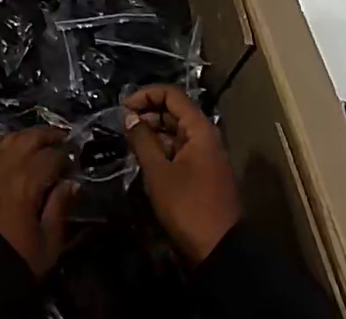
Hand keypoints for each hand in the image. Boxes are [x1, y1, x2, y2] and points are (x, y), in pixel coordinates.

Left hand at [0, 126, 78, 276]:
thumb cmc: (18, 257)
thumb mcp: (49, 240)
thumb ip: (61, 206)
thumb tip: (73, 182)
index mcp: (26, 182)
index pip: (50, 156)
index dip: (66, 154)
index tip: (78, 157)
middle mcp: (7, 166)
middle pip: (29, 138)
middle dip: (49, 135)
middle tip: (65, 138)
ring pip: (12, 138)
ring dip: (30, 135)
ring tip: (45, 140)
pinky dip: (13, 142)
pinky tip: (22, 150)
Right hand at [124, 85, 242, 264]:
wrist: (221, 252)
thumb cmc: (188, 206)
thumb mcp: (158, 171)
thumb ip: (142, 139)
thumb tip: (129, 116)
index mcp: (199, 129)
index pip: (171, 94)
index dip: (145, 95)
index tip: (124, 108)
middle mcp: (206, 137)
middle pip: (174, 111)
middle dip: (147, 113)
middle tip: (124, 127)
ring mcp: (206, 156)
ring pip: (176, 131)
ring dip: (153, 132)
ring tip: (131, 143)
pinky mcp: (203, 173)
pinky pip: (180, 149)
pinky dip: (162, 148)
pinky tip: (145, 160)